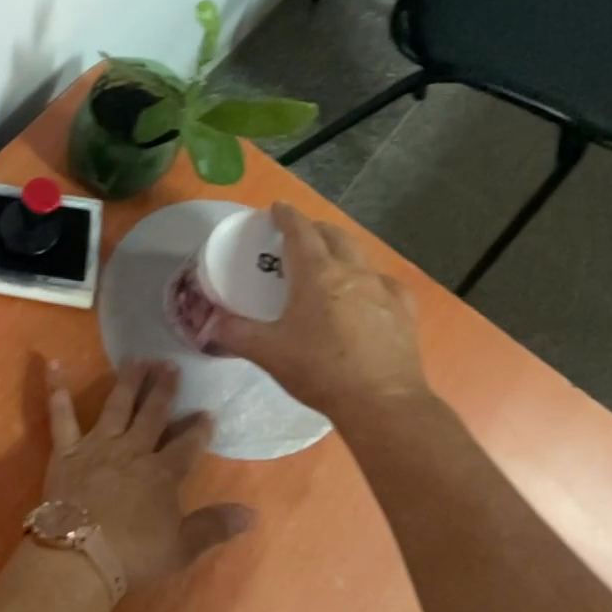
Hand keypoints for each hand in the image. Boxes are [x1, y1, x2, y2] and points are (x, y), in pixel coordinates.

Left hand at [44, 362, 251, 590]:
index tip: (208, 411)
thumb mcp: (182, 547)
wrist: (81, 553)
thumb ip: (214, 526)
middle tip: (171, 365)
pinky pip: (60, 414)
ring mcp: (98, 445)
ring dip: (127, 381)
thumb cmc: (133, 554)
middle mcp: (132, 450)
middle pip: (152, 415)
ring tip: (136, 358)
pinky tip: (53, 363)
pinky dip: (57, 388)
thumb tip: (252, 513)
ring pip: (116, 405)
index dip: (198, 429)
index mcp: (162, 474)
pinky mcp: (66, 448)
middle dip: (164, 390)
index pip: (186, 446)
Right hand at [209, 202, 429, 418]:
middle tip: (298, 235)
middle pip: (335, 236)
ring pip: (361, 257)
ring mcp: (383, 291)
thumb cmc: (319, 369)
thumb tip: (208, 324)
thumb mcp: (266, 351)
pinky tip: (368, 294)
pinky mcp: (403, 312)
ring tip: (328, 263)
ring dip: (341, 251)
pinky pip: (386, 284)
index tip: (277, 208)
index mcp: (317, 274)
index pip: (300, 231)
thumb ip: (234, 332)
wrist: (381, 403)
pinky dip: (371, 280)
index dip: (286, 216)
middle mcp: (352, 273)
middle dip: (315, 229)